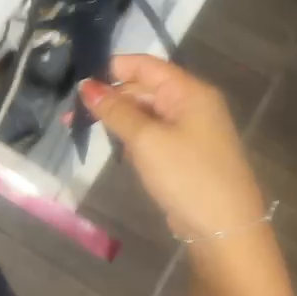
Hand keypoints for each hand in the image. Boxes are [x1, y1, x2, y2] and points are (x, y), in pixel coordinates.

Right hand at [79, 55, 266, 240]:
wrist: (225, 231)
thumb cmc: (187, 176)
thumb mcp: (145, 139)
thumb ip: (114, 110)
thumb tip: (86, 85)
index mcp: (189, 92)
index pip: (144, 65)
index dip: (111, 69)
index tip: (77, 84)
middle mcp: (191, 104)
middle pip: (142, 87)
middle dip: (108, 97)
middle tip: (71, 114)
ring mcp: (189, 129)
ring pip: (144, 111)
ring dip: (116, 118)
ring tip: (82, 129)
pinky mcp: (183, 152)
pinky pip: (151, 133)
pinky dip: (130, 136)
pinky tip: (114, 148)